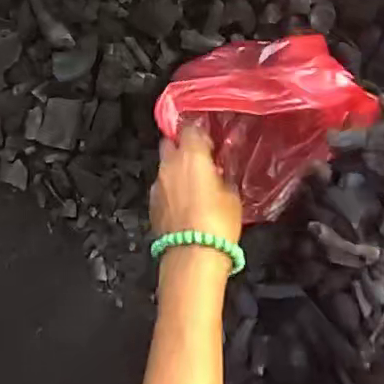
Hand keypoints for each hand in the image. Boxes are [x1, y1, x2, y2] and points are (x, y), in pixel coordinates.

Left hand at [151, 122, 243, 243]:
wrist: (192, 254)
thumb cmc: (218, 222)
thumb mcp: (232, 197)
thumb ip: (222, 178)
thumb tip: (217, 174)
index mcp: (190, 156)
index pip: (189, 129)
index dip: (199, 134)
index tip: (209, 144)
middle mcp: (169, 164)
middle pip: (170, 143)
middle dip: (181, 147)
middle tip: (198, 160)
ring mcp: (157, 182)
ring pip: (164, 166)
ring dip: (175, 170)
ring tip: (192, 185)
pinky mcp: (151, 201)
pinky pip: (161, 186)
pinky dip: (170, 189)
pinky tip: (182, 203)